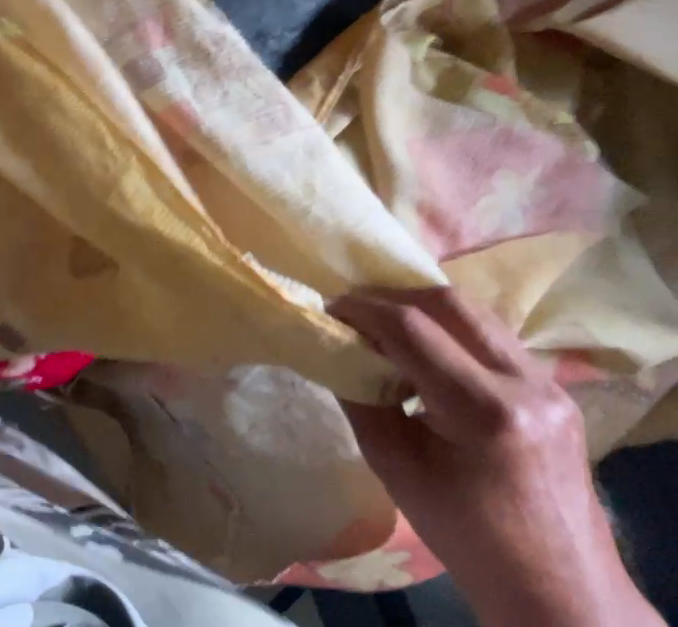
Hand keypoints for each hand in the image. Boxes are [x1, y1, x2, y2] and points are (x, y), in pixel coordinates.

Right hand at [330, 287, 661, 626]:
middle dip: (391, 296)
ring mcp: (552, 389)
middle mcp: (527, 387)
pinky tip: (422, 355)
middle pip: (452, 304)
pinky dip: (449, 332)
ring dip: (423, 311)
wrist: (553, 583)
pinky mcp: (556, 396)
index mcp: (483, 408)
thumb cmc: (459, 527)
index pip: (410, 326)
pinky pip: (494, 340)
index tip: (324, 310)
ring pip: (478, 316)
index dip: (359, 308)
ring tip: (382, 329)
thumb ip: (360, 393)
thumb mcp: (390, 459)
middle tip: (352, 311)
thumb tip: (332, 347)